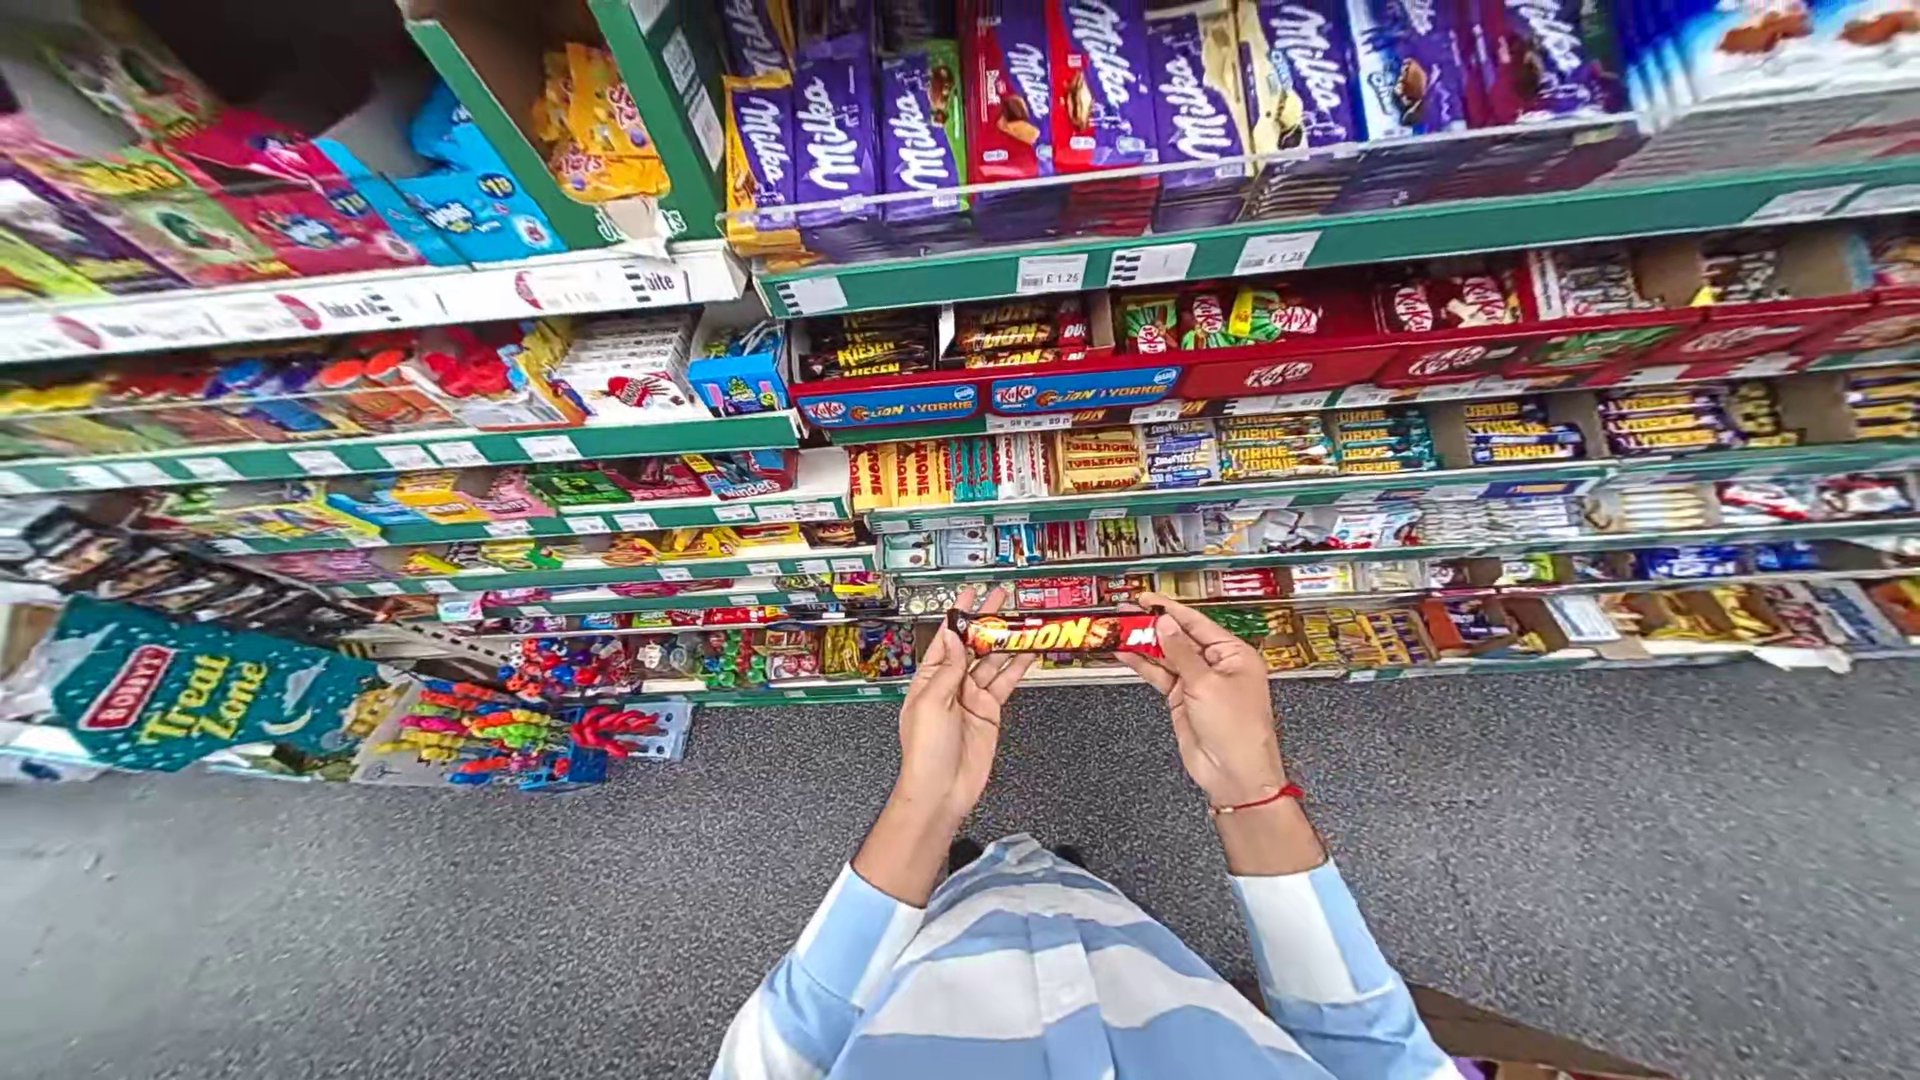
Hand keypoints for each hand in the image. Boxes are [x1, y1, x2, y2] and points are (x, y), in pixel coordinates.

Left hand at [891, 585, 1034, 825]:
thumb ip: (948, 668)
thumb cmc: (925, 752)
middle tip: (1002, 600)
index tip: (971, 594)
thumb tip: (951, 635)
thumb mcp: (932, 702)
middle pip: (973, 645)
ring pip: (992, 660)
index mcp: (930, 677)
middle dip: (987, 621)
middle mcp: (951, 683)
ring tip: (1021, 621)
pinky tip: (1026, 652)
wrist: (942, 791)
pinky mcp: (989, 710)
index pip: (947, 638)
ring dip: (1006, 640)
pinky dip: (1017, 666)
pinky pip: (1004, 682)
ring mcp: (971, 696)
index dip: (960, 615)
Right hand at [1116, 593, 1287, 807]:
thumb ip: (1180, 652)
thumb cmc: (1239, 732)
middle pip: (1179, 637)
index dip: (1171, 609)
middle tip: (1128, 615)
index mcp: (1234, 654)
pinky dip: (1142, 664)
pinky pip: (1159, 674)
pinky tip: (1127, 653)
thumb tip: (1165, 625)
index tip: (1149, 600)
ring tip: (1121, 631)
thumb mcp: (1206, 683)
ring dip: (1144, 644)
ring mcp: (1197, 682)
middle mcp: (1216, 665)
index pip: (1197, 622)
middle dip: (1153, 626)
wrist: (1233, 773)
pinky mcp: (1182, 697)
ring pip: (1165, 655)